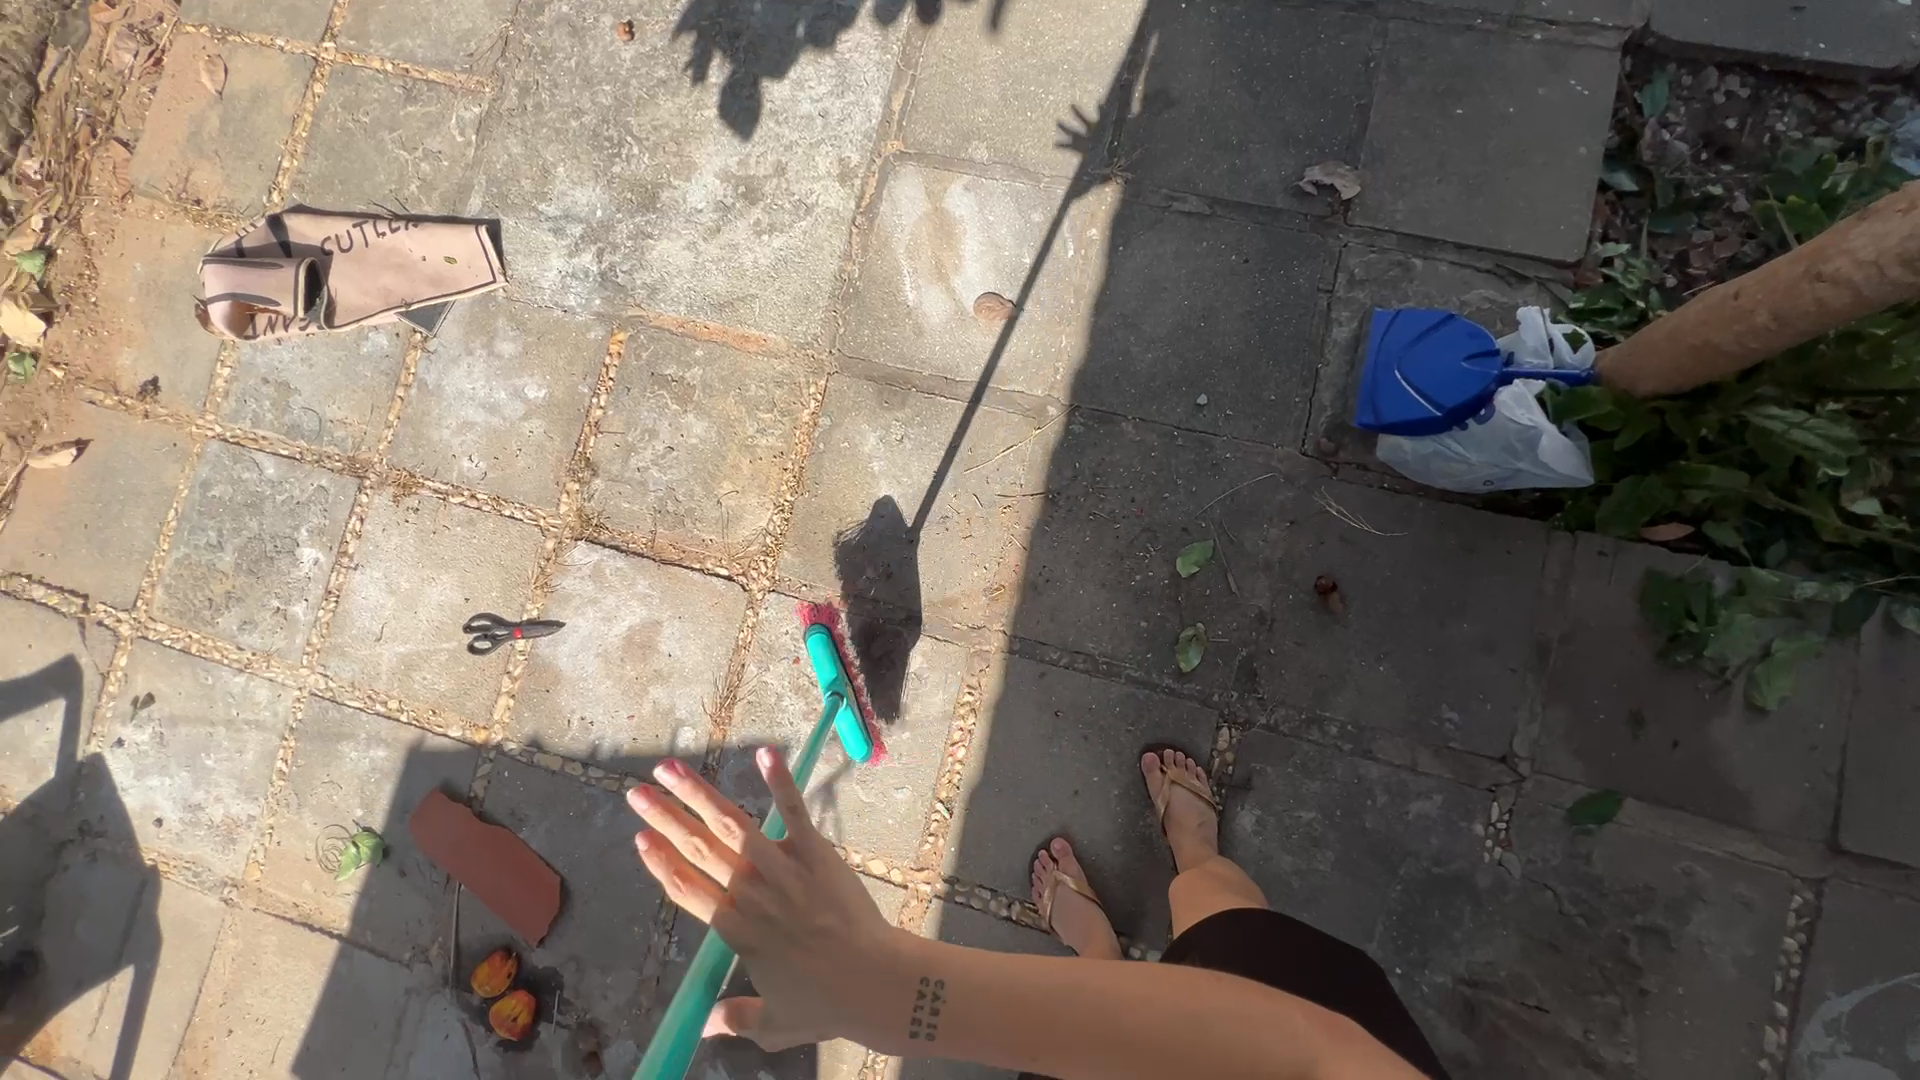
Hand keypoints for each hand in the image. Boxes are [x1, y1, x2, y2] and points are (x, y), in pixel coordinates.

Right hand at [627, 749, 907, 1051]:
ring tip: (670, 769)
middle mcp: (751, 894)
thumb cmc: (826, 1003)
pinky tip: (764, 753)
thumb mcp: (774, 1025)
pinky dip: (779, 781)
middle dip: (665, 818)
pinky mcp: (816, 853)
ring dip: (698, 793)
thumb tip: (709, 1026)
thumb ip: (739, 1018)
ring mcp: (782, 870)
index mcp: (736, 931)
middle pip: (698, 849)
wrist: (875, 982)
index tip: (640, 838)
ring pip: (731, 824)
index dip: (661, 862)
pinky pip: (794, 812)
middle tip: (636, 792)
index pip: (686, 890)